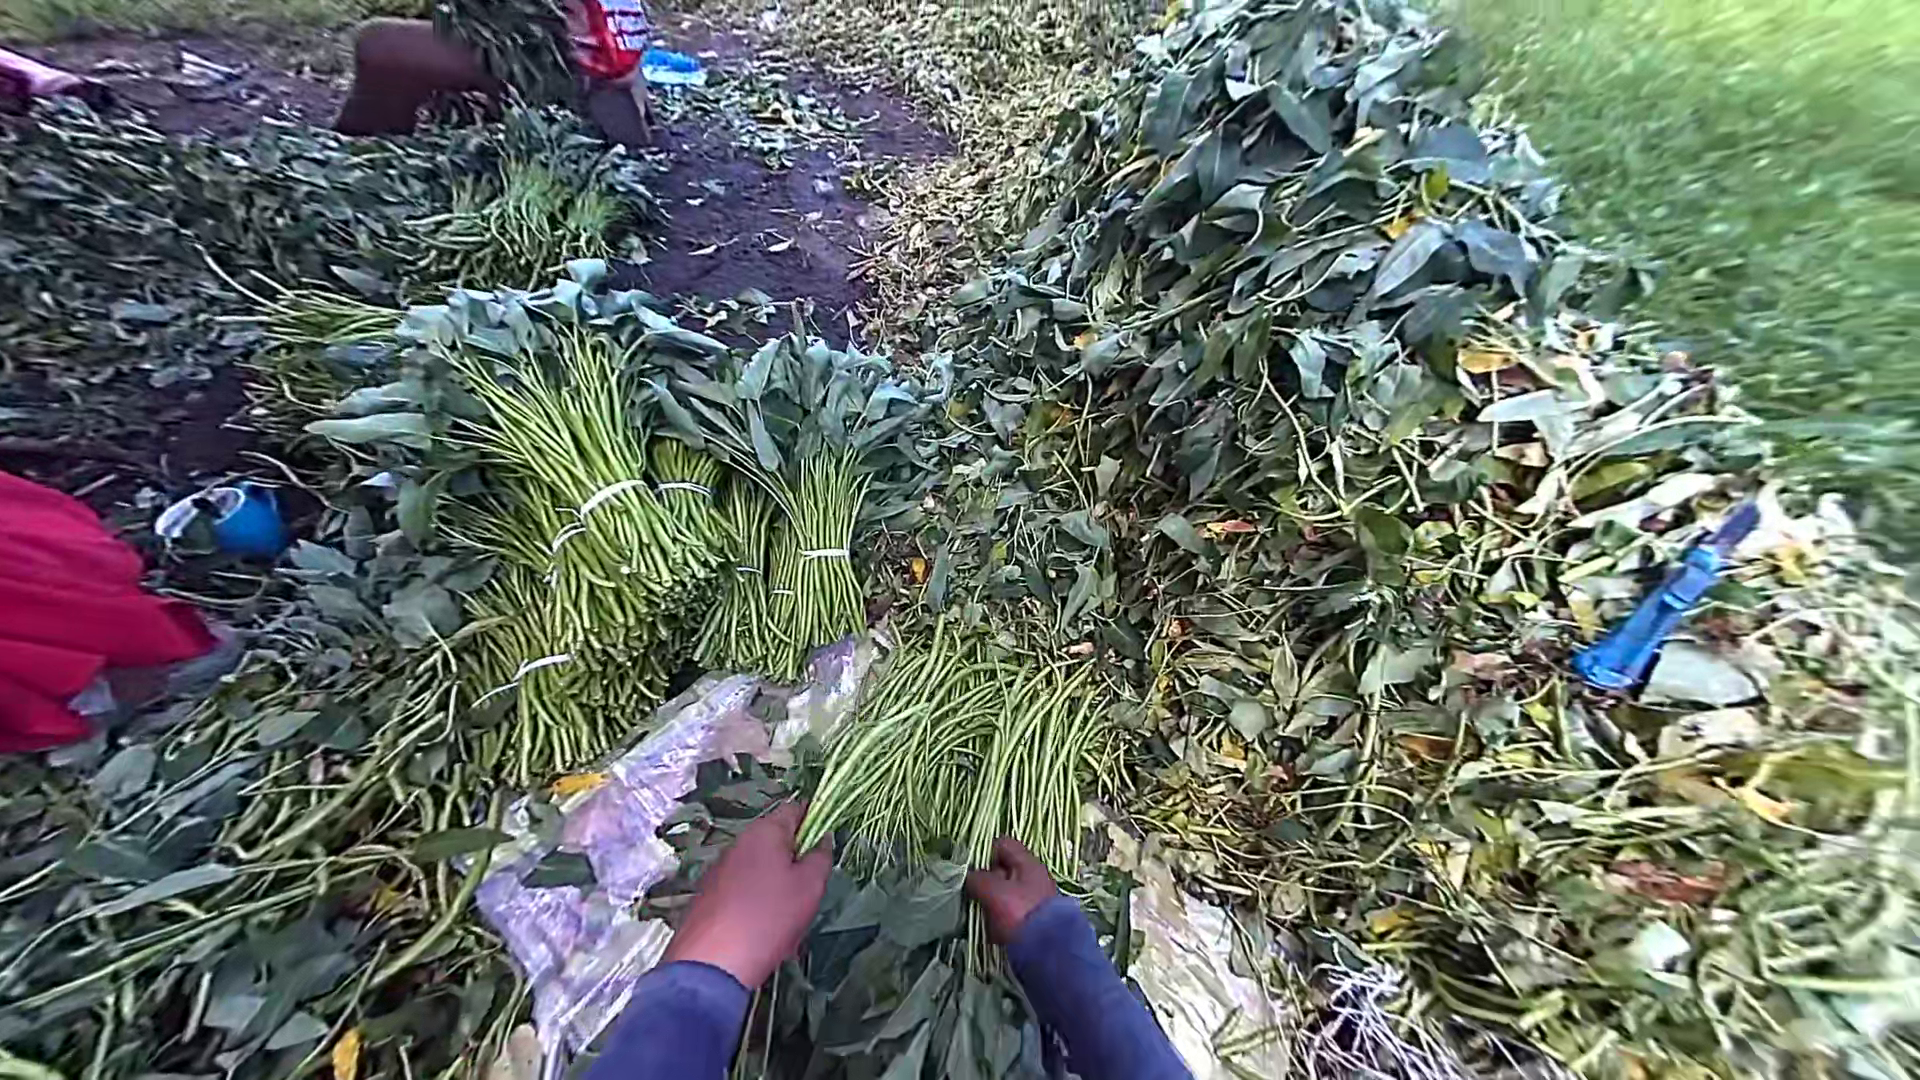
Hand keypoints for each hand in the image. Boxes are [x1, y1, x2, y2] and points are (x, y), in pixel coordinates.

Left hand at [661, 801, 832, 988]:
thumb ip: (821, 856)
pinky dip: (756, 901)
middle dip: (795, 858)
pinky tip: (762, 929)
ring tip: (786, 915)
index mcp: (765, 830)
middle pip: (776, 839)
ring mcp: (719, 869)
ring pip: (760, 866)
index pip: (795, 808)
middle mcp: (739, 842)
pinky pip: (742, 888)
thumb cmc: (769, 917)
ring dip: (776, 882)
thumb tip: (822, 839)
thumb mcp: (810, 885)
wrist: (710, 967)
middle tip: (808, 886)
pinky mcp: (707, 896)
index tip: (824, 845)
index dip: (814, 821)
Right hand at [964, 836, 1059, 943]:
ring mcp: (1036, 901)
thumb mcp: (994, 892)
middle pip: (1003, 871)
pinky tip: (995, 933)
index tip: (974, 871)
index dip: (986, 854)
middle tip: (977, 897)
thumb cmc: (1021, 914)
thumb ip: (978, 879)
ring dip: (992, 905)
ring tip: (985, 920)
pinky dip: (1001, 922)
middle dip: (987, 883)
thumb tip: (969, 877)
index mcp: (1029, 863)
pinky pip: (1011, 915)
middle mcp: (1035, 878)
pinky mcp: (1035, 923)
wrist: (1049, 955)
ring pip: (1005, 895)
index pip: (1003, 845)